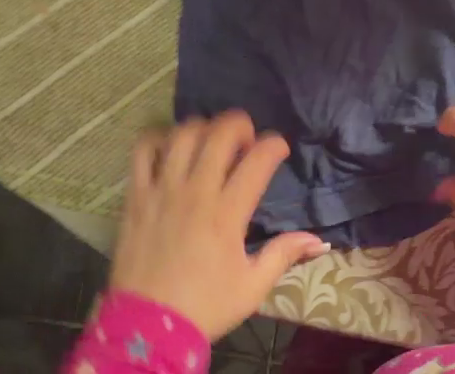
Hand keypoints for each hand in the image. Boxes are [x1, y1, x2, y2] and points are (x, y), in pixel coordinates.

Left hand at [109, 111, 329, 339]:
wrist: (145, 330)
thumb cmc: (204, 306)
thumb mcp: (252, 287)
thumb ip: (284, 255)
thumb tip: (318, 239)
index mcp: (227, 213)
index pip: (259, 159)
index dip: (275, 145)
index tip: (279, 150)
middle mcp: (196, 192)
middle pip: (220, 133)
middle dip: (240, 125)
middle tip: (245, 140)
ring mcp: (163, 190)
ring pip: (184, 134)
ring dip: (203, 129)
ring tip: (210, 143)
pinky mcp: (137, 195)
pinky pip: (143, 150)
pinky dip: (158, 138)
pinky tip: (170, 148)